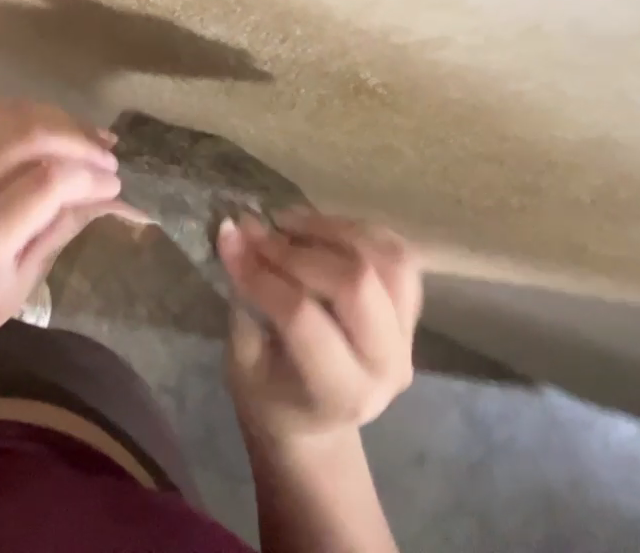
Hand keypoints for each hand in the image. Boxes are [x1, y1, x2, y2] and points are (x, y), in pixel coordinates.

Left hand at [0, 99, 147, 353]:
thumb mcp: (28, 278)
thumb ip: (66, 224)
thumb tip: (116, 193)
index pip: (44, 184)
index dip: (88, 175)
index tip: (116, 183)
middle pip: (25, 136)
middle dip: (76, 138)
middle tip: (108, 156)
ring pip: (8, 117)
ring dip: (57, 120)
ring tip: (91, 139)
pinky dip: (29, 114)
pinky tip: (56, 129)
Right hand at [216, 210, 421, 441]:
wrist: (313, 415)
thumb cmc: (268, 394)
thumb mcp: (242, 360)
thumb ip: (242, 298)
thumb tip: (234, 233)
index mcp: (340, 391)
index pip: (302, 316)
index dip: (260, 273)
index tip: (229, 240)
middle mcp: (387, 363)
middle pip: (356, 283)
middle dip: (297, 249)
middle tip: (258, 234)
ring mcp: (408, 336)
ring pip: (386, 260)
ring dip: (332, 230)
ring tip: (288, 223)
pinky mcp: (411, 311)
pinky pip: (397, 255)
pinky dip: (357, 231)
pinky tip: (318, 228)